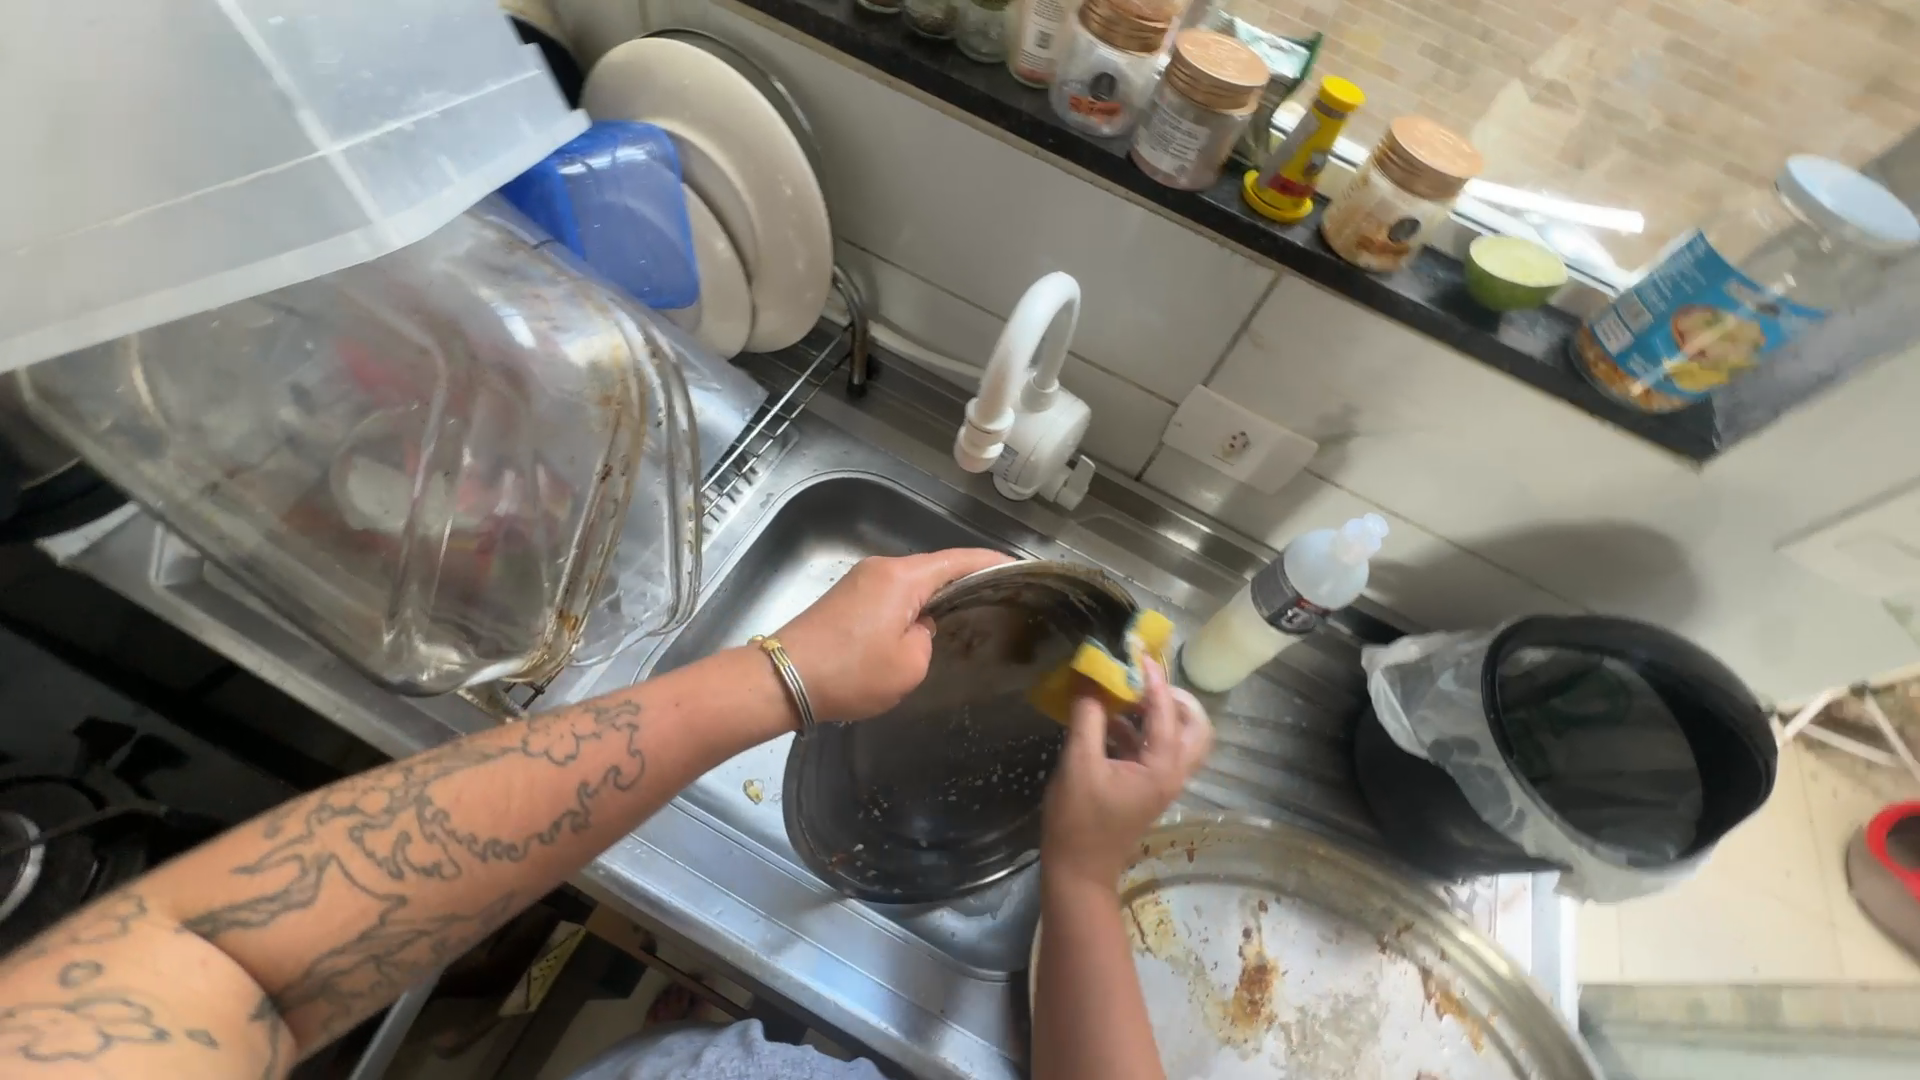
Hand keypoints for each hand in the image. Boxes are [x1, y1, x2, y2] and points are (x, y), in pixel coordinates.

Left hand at [775, 548, 1010, 723]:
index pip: (959, 561)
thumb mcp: (909, 665)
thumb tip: (919, 626)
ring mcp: (861, 580)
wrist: (782, 678)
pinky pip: (892, 592)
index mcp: (903, 577)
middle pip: (935, 567)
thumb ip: (928, 639)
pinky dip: (913, 603)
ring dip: (936, 595)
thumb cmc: (851, 672)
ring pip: (912, 581)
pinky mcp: (847, 596)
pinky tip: (924, 624)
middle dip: (966, 580)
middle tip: (998, 597)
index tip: (1018, 568)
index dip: (991, 563)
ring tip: (966, 614)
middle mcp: (883, 568)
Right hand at [1041, 658, 1212, 891]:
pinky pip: (1153, 748)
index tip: (1137, 652)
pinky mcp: (1146, 785)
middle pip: (1194, 726)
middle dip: (1173, 697)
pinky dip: (1138, 728)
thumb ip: (1087, 718)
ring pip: (1176, 737)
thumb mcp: (1078, 764)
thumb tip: (1090, 680)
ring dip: (1155, 711)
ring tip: (1121, 691)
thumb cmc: (1078, 820)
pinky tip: (1106, 718)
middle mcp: (1172, 772)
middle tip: (1143, 678)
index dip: (1152, 679)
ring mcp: (1161, 780)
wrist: (1078, 871)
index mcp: (1162, 767)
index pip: (1166, 711)